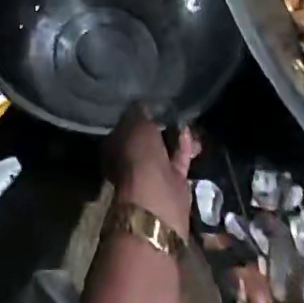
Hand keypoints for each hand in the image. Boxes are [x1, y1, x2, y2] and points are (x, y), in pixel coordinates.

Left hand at [105, 103, 199, 238]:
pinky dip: (184, 146)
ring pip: (163, 147)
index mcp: (114, 144)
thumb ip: (141, 113)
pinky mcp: (173, 182)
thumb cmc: (139, 157)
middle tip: (169, 105)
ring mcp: (152, 171)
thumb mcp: (137, 125)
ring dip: (174, 134)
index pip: (124, 122)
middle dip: (157, 123)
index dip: (137, 111)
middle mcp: (130, 157)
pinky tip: (189, 131)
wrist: (158, 203)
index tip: (149, 99)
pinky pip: (178, 158)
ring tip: (184, 115)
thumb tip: (144, 104)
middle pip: (145, 136)